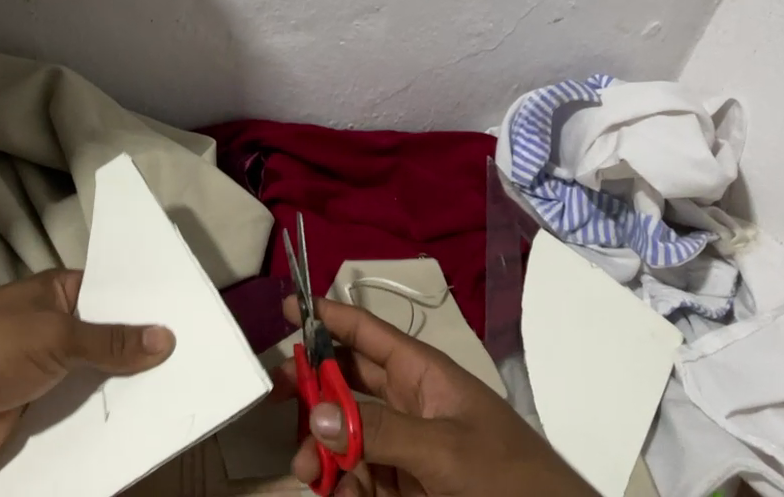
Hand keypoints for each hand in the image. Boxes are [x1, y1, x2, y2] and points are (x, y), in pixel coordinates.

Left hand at [0, 270, 174, 496]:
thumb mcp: (58, 336)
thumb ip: (112, 340)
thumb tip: (167, 337)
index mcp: (54, 290)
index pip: (107, 290)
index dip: (141, 301)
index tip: (183, 312)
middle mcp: (54, 323)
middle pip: (105, 332)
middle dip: (138, 344)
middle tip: (191, 352)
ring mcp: (48, 365)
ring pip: (97, 369)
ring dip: (125, 379)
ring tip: (178, 385)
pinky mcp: (42, 403)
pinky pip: (83, 401)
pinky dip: (105, 407)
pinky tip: (142, 415)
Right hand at [282, 296, 590, 496]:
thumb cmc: (506, 475)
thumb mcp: (444, 451)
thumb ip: (379, 431)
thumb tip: (317, 413)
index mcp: (420, 372)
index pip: (364, 331)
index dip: (327, 315)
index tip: (287, 306)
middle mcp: (407, 400)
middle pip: (345, 380)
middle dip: (310, 389)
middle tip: (277, 400)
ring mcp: (405, 444)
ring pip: (345, 431)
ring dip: (322, 449)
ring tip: (310, 476)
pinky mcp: (405, 483)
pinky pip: (360, 473)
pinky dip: (344, 484)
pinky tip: (341, 496)